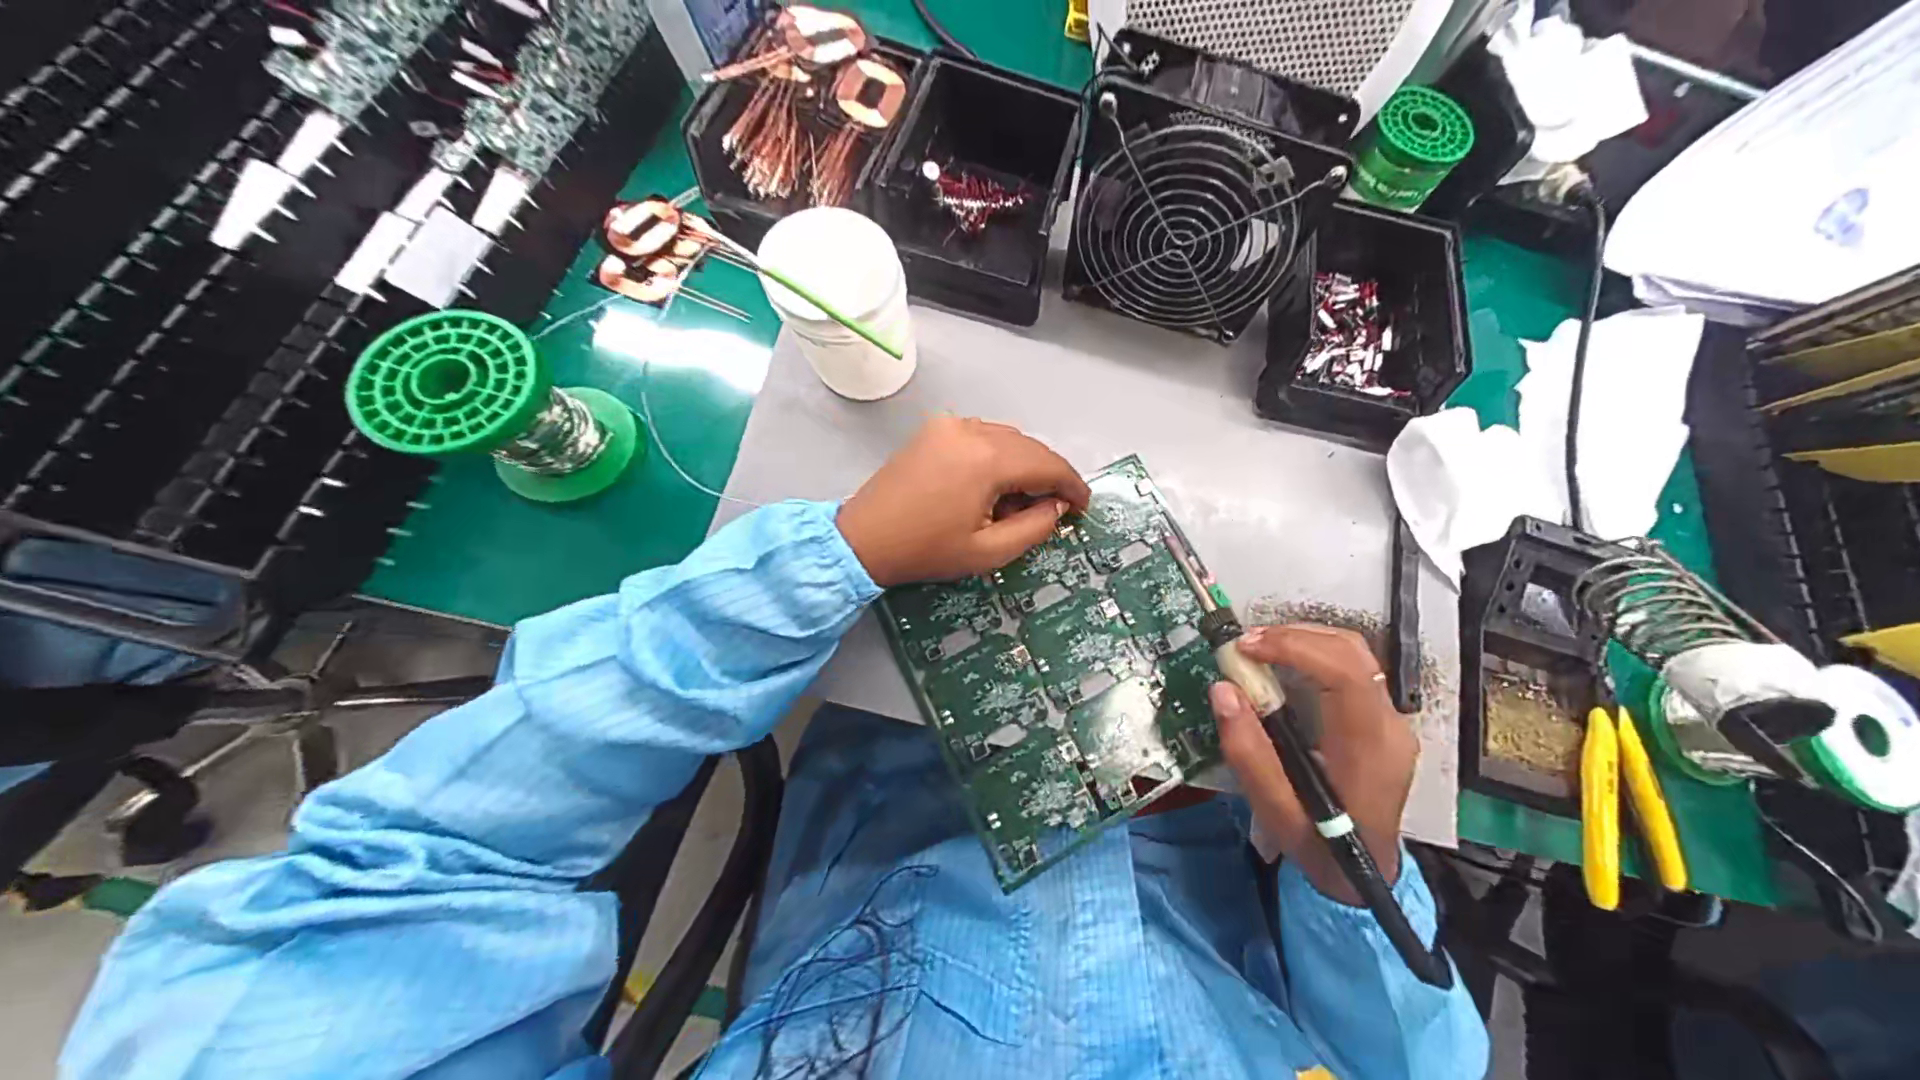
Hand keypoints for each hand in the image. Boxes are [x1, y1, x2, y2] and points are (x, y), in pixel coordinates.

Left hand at [837, 416, 1090, 586]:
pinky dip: (996, 456)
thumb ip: (1034, 527)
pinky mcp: (933, 430)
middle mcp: (971, 430)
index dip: (1072, 486)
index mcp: (987, 459)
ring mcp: (949, 425)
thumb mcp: (988, 552)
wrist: (863, 539)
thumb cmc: (926, 550)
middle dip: (1047, 477)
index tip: (1083, 507)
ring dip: (1022, 466)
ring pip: (1006, 439)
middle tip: (1052, 511)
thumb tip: (1056, 507)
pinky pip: (981, 436)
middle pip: (1029, 447)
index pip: (1047, 464)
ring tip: (1017, 504)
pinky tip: (990, 487)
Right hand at [1210, 623, 1417, 904]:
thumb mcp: (1275, 809)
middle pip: (1352, 651)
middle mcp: (1390, 724)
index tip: (1245, 648)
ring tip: (1257, 651)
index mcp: (1369, 746)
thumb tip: (1223, 690)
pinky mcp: (1380, 718)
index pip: (1345, 672)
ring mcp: (1391, 719)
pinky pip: (1351, 667)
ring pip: (1353, 652)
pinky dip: (1311, 653)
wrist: (1364, 876)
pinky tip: (1280, 664)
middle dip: (1293, 635)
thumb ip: (1248, 752)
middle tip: (1244, 646)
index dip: (1294, 647)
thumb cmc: (1320, 844)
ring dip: (1302, 640)